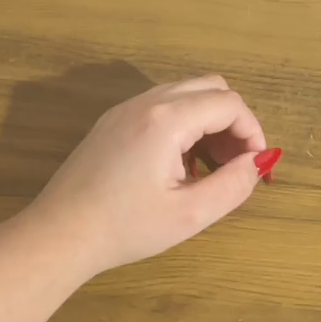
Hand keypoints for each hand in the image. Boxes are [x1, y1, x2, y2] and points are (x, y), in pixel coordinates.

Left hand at [22, 76, 277, 276]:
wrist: (60, 234)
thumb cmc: (125, 228)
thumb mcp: (190, 214)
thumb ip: (234, 184)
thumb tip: (260, 161)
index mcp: (167, 119)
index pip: (229, 103)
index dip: (252, 132)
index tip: (255, 167)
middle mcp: (146, 102)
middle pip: (209, 87)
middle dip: (232, 121)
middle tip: (235, 164)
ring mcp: (125, 108)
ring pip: (185, 93)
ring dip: (208, 121)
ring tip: (209, 169)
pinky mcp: (112, 121)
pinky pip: (161, 106)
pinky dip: (184, 124)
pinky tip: (178, 166)